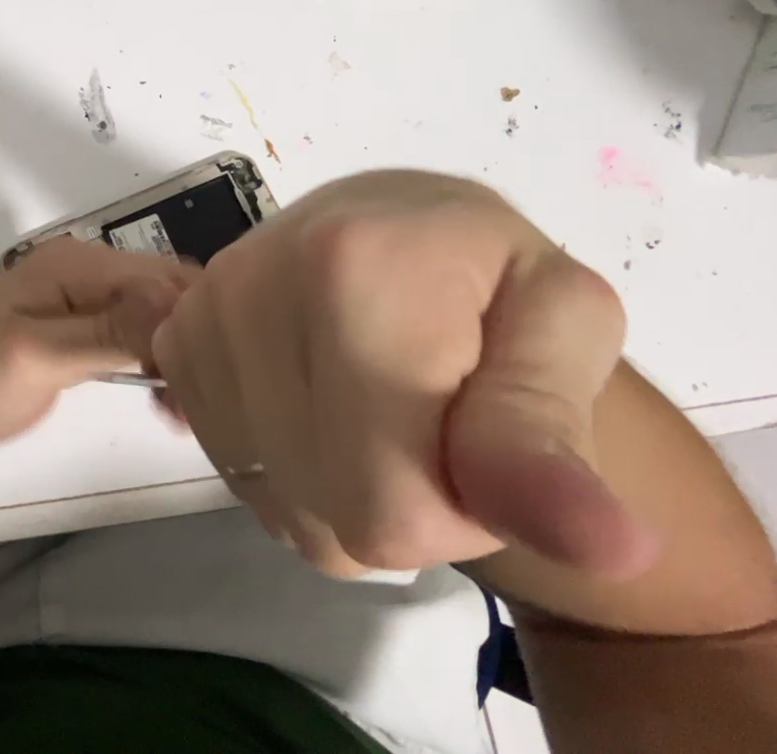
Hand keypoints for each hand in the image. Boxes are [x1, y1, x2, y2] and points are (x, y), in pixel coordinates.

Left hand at [0, 237, 196, 448]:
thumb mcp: (36, 356)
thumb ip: (106, 332)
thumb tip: (178, 309)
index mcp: (78, 266)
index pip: (166, 278)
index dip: (200, 320)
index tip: (219, 372)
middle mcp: (86, 273)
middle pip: (167, 295)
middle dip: (196, 341)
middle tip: (206, 401)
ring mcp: (81, 301)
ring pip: (156, 318)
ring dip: (179, 358)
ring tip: (189, 411)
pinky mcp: (78, 330)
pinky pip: (133, 336)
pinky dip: (155, 365)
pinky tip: (166, 402)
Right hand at [130, 170, 657, 579]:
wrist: (385, 228)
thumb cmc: (485, 278)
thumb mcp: (563, 330)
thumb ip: (554, 437)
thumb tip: (604, 548)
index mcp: (348, 273)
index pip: (385, 508)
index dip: (451, 514)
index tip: (481, 448)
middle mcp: (244, 292)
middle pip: (323, 512)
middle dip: (393, 500)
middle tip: (429, 426)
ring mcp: (196, 322)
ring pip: (276, 501)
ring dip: (338, 488)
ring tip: (371, 414)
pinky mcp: (172, 346)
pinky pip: (237, 474)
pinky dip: (285, 469)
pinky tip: (316, 410)